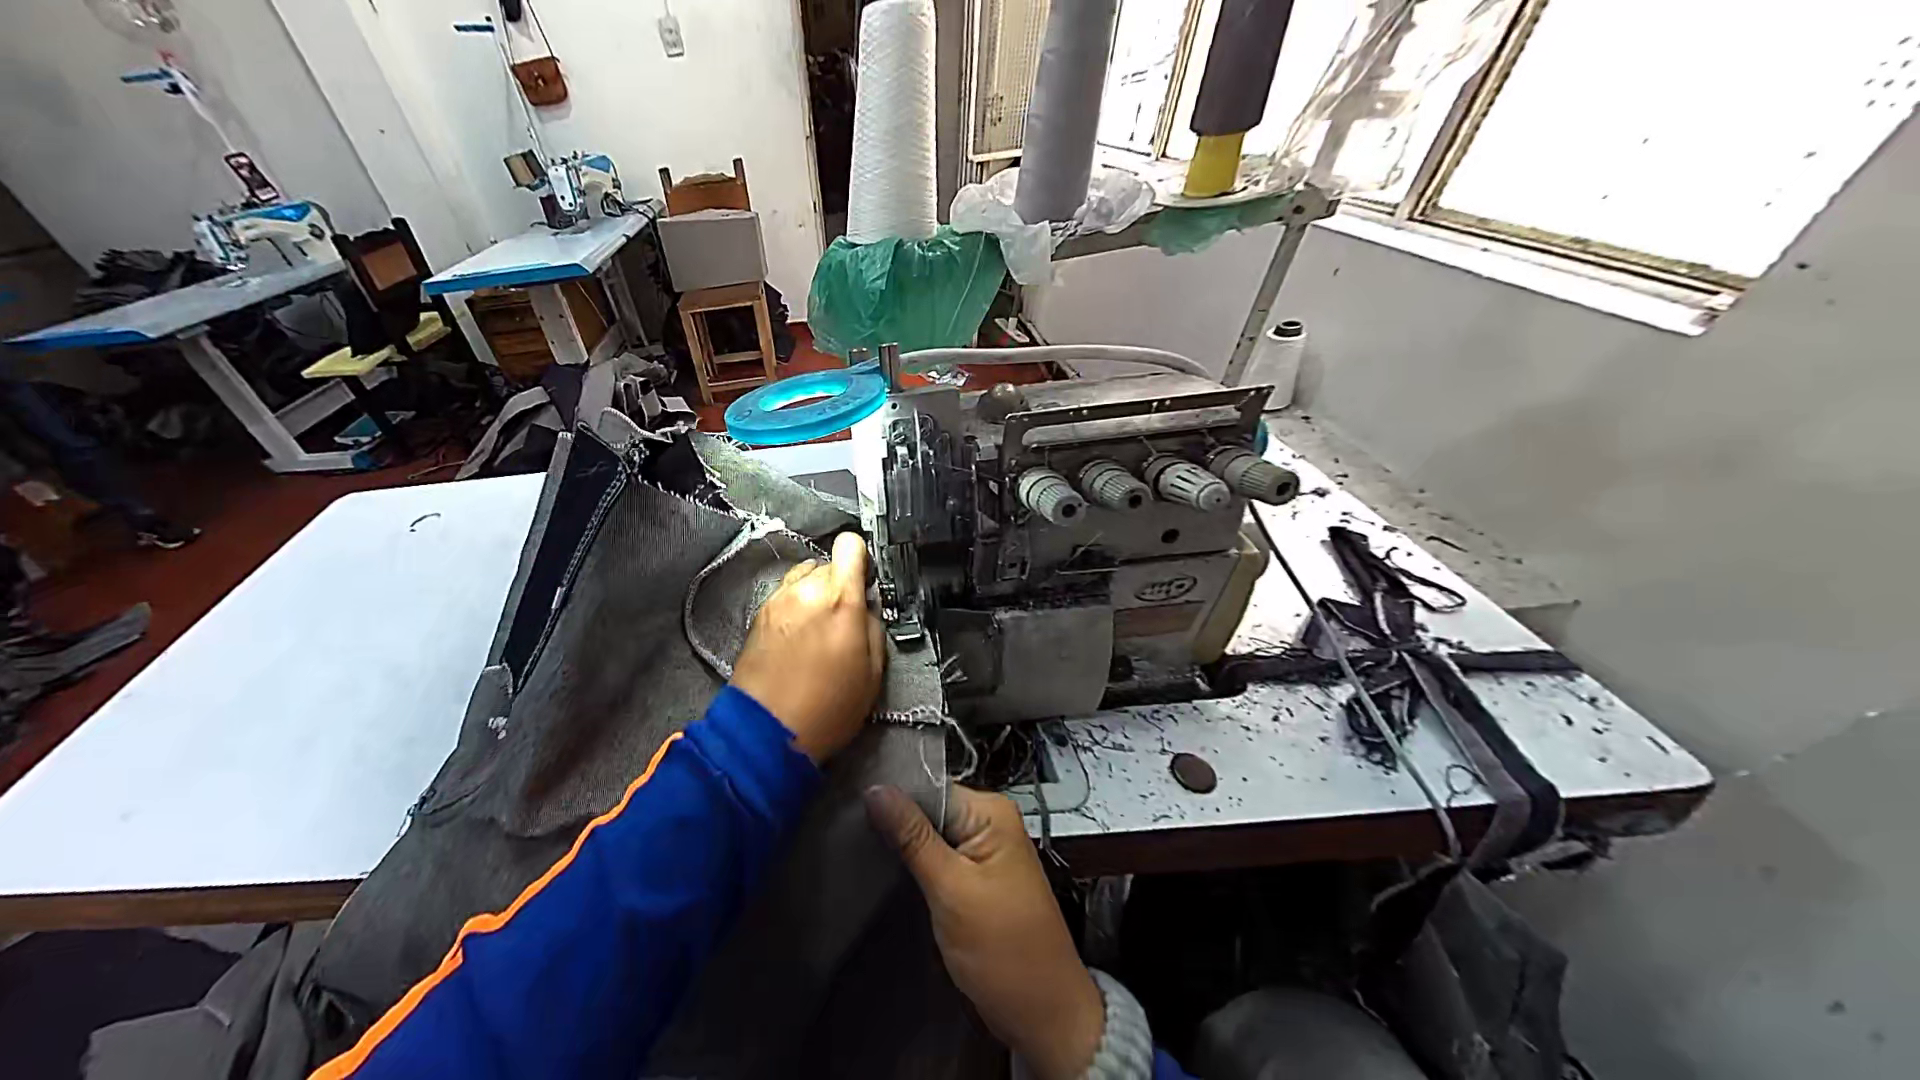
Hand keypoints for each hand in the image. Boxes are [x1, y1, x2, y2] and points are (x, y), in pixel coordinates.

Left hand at [730, 531, 884, 762]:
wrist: (767, 732)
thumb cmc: (824, 709)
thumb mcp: (873, 672)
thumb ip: (874, 627)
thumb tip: (866, 610)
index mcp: (840, 600)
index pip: (851, 545)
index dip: (862, 560)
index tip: (864, 580)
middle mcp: (806, 592)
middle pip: (828, 564)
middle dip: (839, 586)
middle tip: (844, 620)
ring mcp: (778, 602)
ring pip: (804, 578)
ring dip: (814, 595)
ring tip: (819, 630)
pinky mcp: (759, 616)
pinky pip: (785, 597)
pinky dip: (795, 609)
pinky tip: (799, 640)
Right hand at [865, 784, 1103, 1079]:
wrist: (1042, 1013)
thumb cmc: (1003, 950)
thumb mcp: (951, 890)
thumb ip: (912, 837)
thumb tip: (876, 789)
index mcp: (991, 811)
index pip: (931, 786)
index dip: (892, 795)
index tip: (850, 804)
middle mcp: (990, 821)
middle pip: (930, 807)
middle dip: (894, 821)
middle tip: (847, 830)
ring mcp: (984, 850)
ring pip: (931, 834)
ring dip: (902, 845)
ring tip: (859, 848)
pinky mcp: (975, 877)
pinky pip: (938, 857)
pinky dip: (915, 865)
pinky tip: (886, 869)